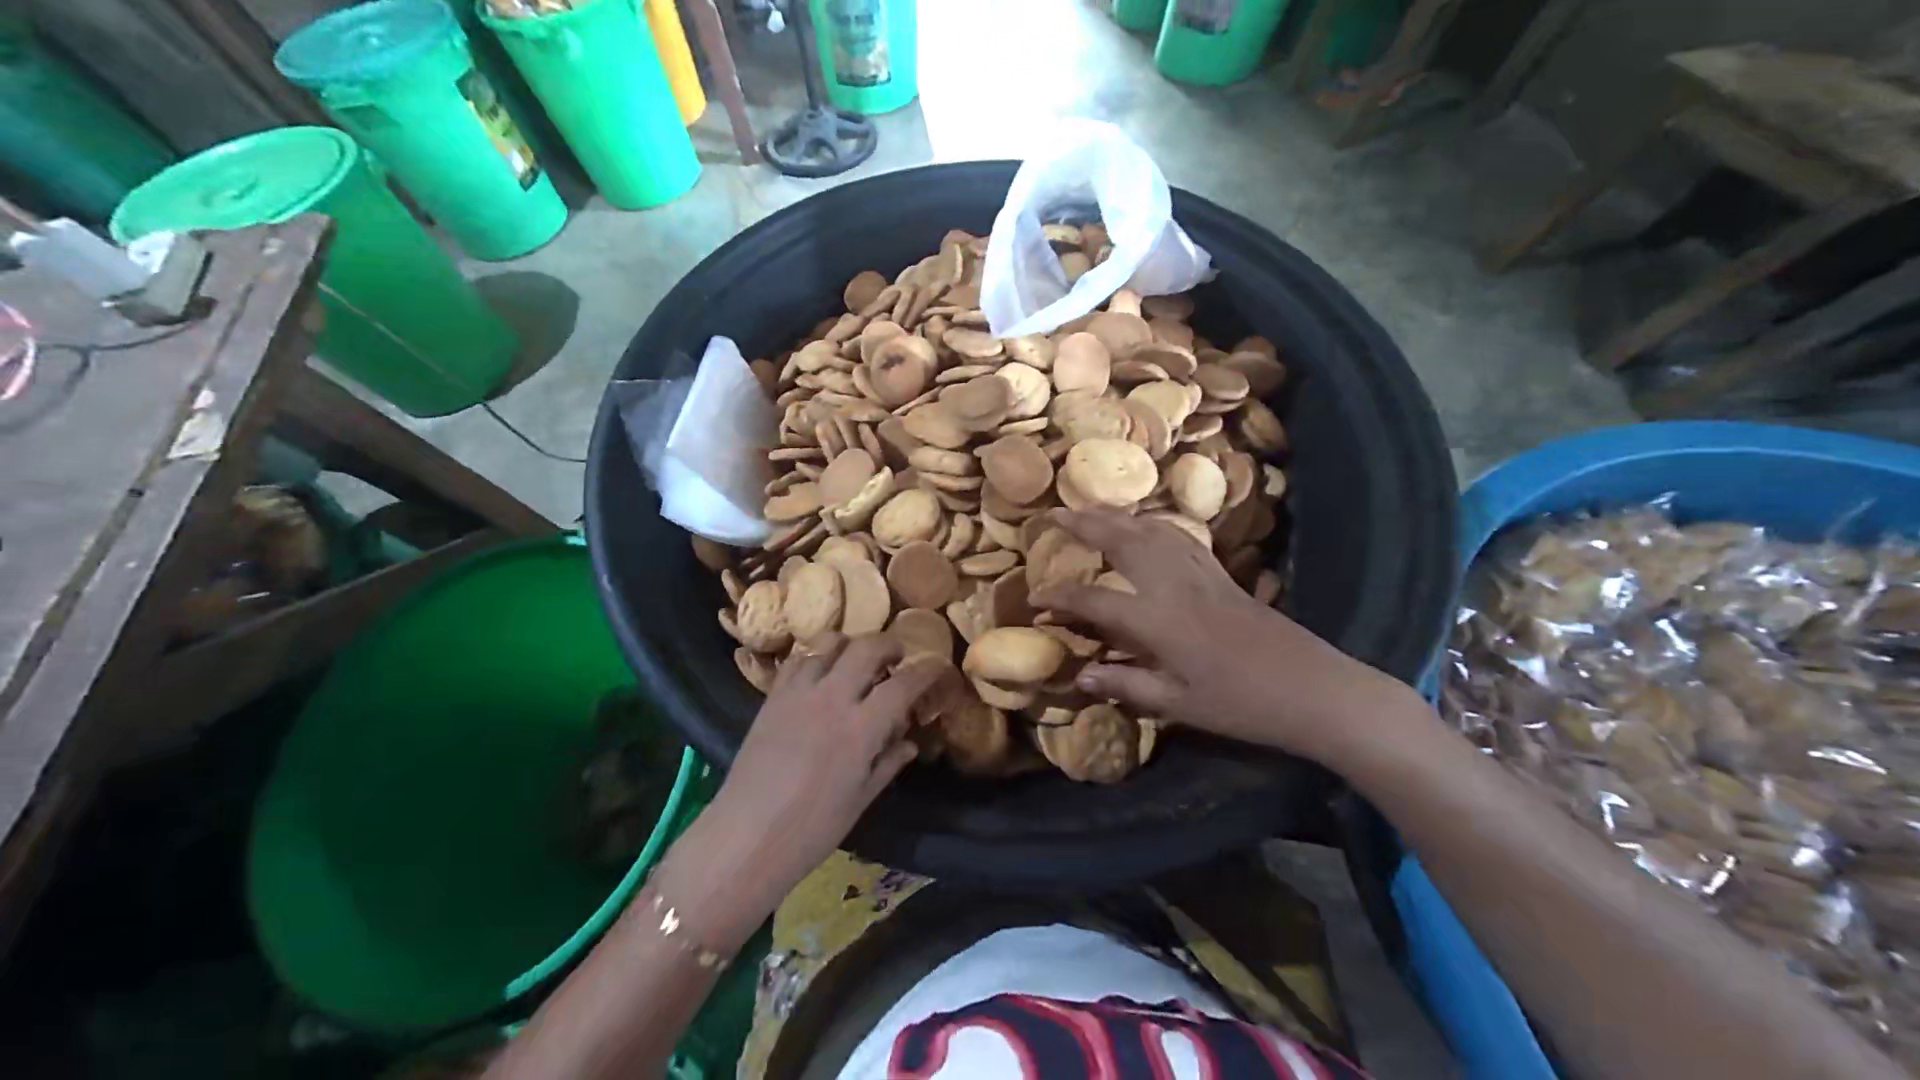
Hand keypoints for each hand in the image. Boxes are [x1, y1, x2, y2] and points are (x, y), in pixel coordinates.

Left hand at [651, 633, 939, 947]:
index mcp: (861, 728)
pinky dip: (817, 656)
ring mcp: (799, 693)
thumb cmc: (812, 829)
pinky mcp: (773, 697)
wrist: (746, 837)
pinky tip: (821, 673)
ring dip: (851, 644)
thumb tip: (909, 741)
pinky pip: (798, 660)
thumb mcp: (860, 799)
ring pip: (829, 644)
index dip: (926, 671)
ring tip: (857, 659)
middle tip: (897, 656)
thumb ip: (888, 763)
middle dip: (889, 644)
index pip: (903, 684)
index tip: (938, 666)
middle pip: (867, 648)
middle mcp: (832, 699)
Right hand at [1034, 510, 1418, 765]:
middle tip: (1053, 513)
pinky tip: (1145, 525)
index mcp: (1157, 621)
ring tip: (1091, 508)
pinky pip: (1179, 536)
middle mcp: (1173, 586)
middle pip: (1121, 541)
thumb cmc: (1241, 704)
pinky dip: (1153, 523)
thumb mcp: (1178, 704)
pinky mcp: (1222, 574)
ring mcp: (1200, 574)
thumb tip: (1080, 675)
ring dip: (1117, 515)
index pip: (1094, 600)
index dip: (1060, 596)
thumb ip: (1126, 685)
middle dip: (1084, 524)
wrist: (1313, 688)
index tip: (1035, 598)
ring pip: (1151, 529)